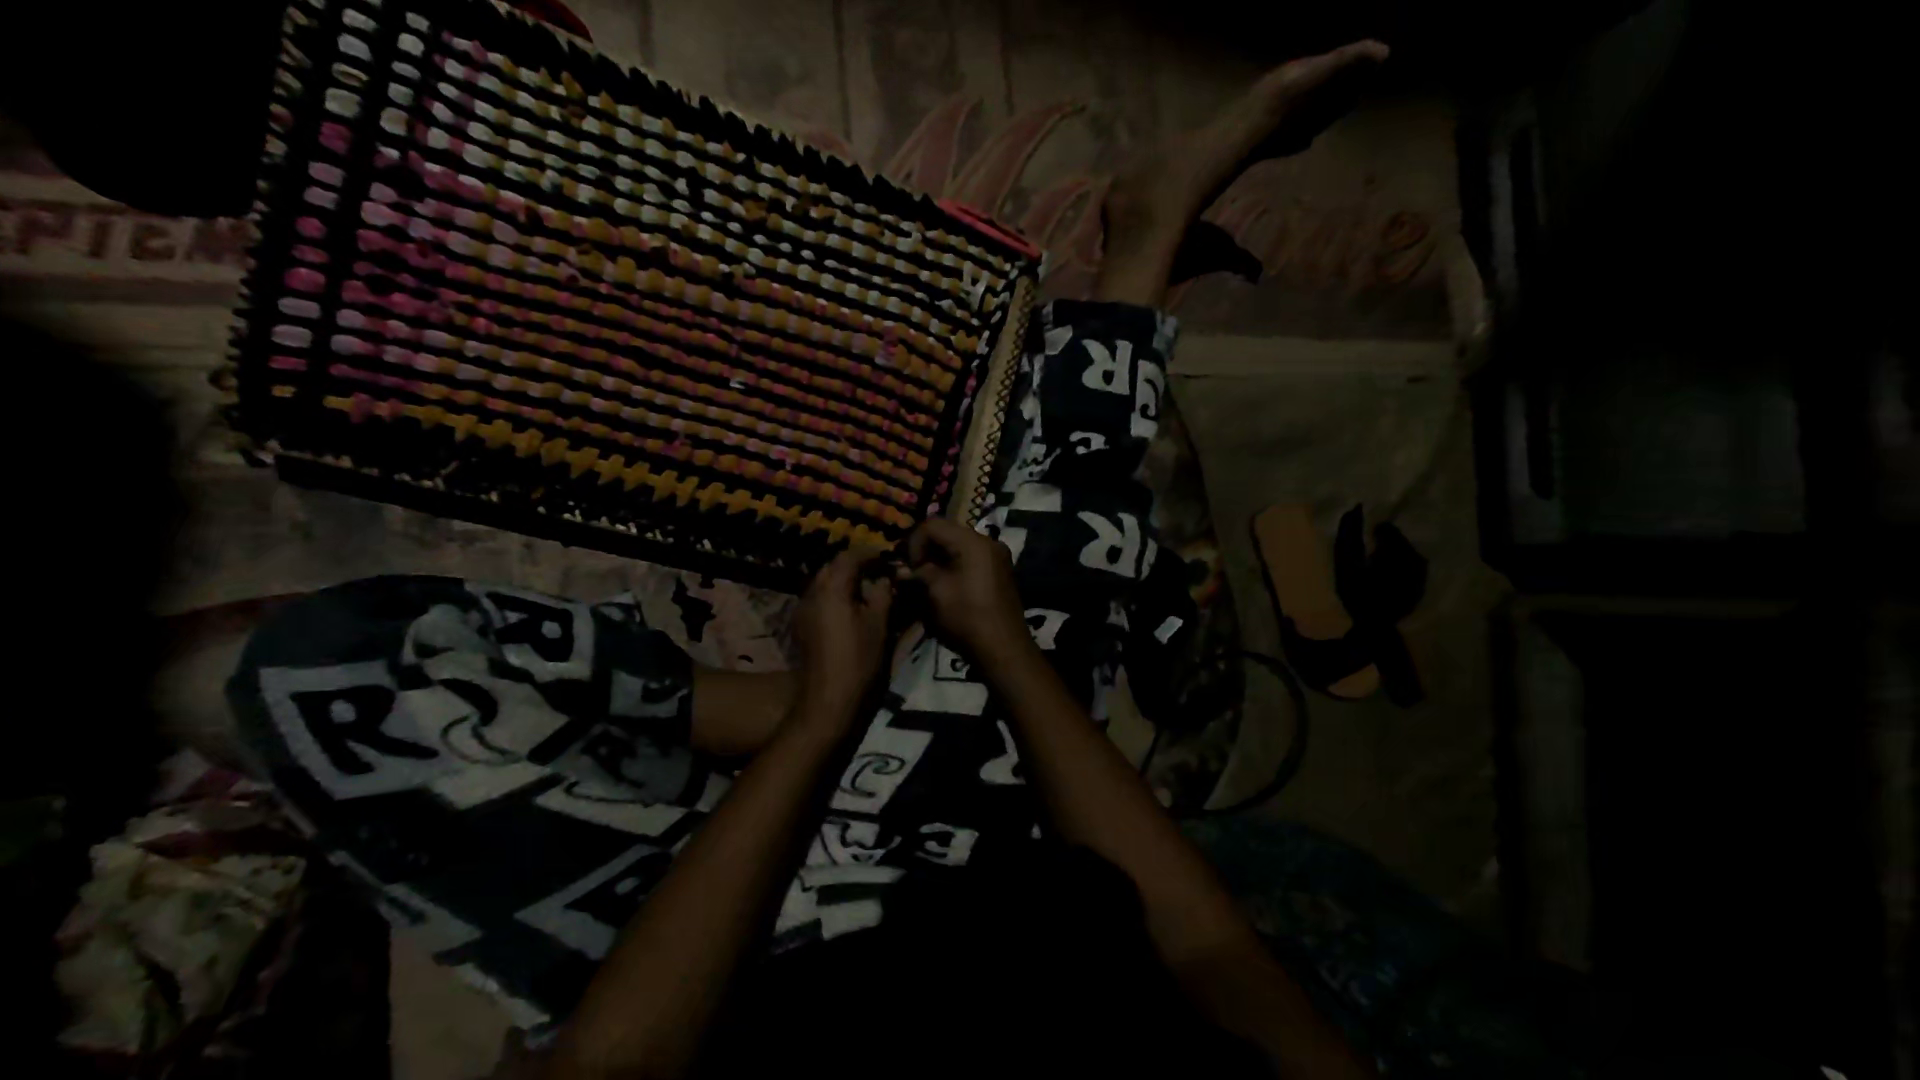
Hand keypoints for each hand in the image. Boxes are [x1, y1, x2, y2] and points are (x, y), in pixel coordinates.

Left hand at [792, 549, 894, 717]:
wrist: (828, 698)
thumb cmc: (858, 659)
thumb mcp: (879, 623)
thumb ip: (883, 593)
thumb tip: (888, 577)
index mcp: (832, 588)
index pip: (850, 556)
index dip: (871, 555)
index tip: (889, 560)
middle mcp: (812, 592)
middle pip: (833, 567)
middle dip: (856, 566)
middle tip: (880, 574)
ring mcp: (803, 609)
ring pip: (824, 582)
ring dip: (845, 581)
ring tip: (868, 592)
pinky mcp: (801, 625)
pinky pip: (819, 599)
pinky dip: (835, 596)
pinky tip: (851, 610)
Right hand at [902, 518, 1032, 665]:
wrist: (1003, 648)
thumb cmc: (967, 618)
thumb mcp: (936, 593)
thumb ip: (918, 574)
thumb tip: (902, 570)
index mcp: (973, 542)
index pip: (933, 525)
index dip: (914, 543)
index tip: (910, 568)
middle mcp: (988, 541)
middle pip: (947, 533)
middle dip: (926, 550)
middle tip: (915, 574)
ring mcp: (997, 556)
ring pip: (959, 546)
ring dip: (939, 559)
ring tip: (928, 582)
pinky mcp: (999, 571)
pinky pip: (971, 558)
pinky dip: (954, 566)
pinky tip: (946, 586)